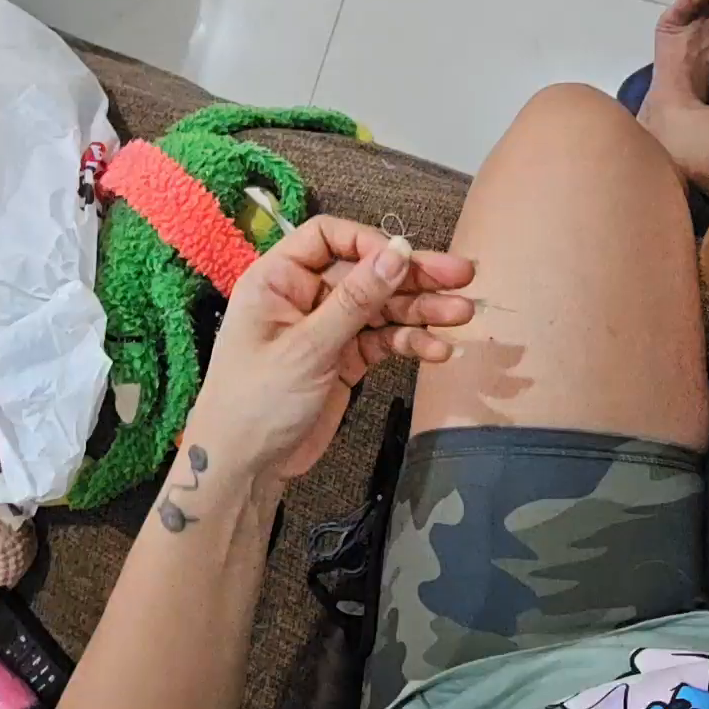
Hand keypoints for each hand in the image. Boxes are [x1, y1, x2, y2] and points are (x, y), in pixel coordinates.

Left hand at [186, 216, 474, 487]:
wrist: (245, 470)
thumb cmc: (258, 401)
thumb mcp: (308, 347)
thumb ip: (357, 299)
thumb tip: (399, 250)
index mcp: (279, 279)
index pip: (329, 238)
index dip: (370, 243)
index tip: (406, 259)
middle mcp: (305, 296)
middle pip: (367, 272)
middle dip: (413, 276)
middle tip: (463, 275)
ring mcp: (328, 329)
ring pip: (382, 307)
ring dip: (422, 311)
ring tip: (462, 314)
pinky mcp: (346, 359)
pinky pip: (383, 340)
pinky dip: (410, 343)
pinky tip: (438, 351)